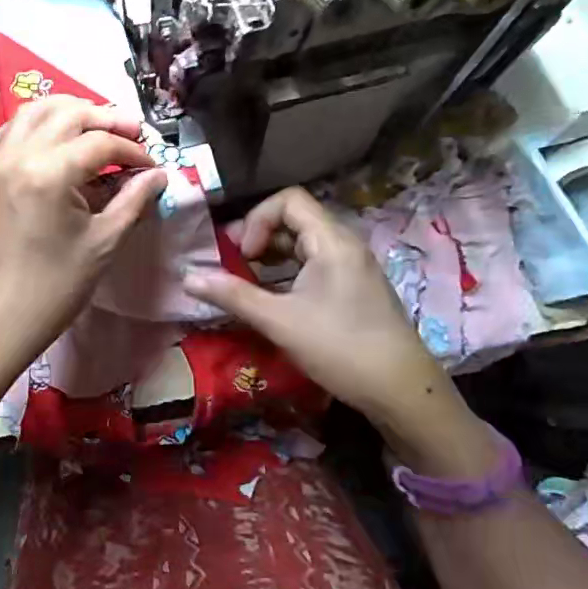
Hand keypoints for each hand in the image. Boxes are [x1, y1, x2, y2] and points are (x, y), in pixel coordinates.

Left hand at [0, 95, 166, 373]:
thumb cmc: (53, 289)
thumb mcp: (102, 245)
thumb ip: (132, 202)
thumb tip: (158, 175)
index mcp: (49, 173)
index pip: (100, 142)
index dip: (132, 150)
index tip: (151, 166)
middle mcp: (18, 155)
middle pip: (68, 113)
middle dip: (105, 118)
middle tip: (133, 133)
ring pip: (34, 111)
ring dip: (69, 112)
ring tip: (96, 128)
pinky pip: (9, 131)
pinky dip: (35, 125)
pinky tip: (53, 141)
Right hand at [184, 187, 482, 445]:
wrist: (399, 388)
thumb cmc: (339, 347)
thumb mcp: (279, 321)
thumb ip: (232, 295)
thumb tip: (188, 278)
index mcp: (331, 241)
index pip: (288, 200)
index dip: (257, 219)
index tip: (243, 254)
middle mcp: (344, 245)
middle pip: (295, 219)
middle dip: (258, 236)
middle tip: (231, 263)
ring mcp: (352, 267)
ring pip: (304, 244)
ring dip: (271, 256)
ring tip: (245, 281)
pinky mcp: (354, 289)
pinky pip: (315, 265)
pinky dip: (288, 273)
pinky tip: (272, 298)